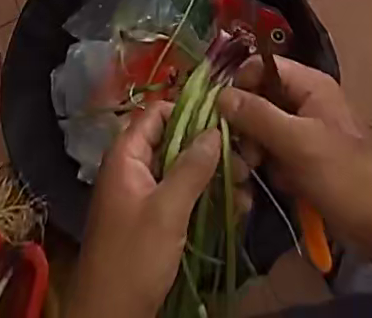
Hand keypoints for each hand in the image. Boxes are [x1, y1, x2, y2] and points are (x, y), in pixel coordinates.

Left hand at [67, 102, 222, 317]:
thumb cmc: (133, 260)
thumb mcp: (166, 211)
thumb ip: (191, 167)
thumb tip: (215, 130)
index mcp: (126, 156)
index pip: (158, 113)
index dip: (190, 112)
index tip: (223, 121)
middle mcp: (133, 168)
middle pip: (174, 140)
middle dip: (208, 147)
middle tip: (243, 158)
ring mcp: (143, 195)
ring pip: (182, 169)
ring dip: (212, 174)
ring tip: (245, 183)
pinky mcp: (153, 219)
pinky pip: (181, 195)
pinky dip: (205, 196)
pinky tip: (234, 204)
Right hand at [217, 58, 371, 249]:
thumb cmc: (344, 176)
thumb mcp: (297, 143)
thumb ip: (258, 116)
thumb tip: (221, 95)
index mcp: (309, 84)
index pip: (263, 66)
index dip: (241, 84)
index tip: (222, 113)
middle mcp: (305, 100)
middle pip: (259, 97)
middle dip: (246, 125)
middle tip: (245, 153)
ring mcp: (305, 130)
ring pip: (263, 128)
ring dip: (254, 150)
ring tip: (255, 172)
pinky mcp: (304, 158)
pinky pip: (274, 152)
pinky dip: (269, 167)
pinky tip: (273, 184)